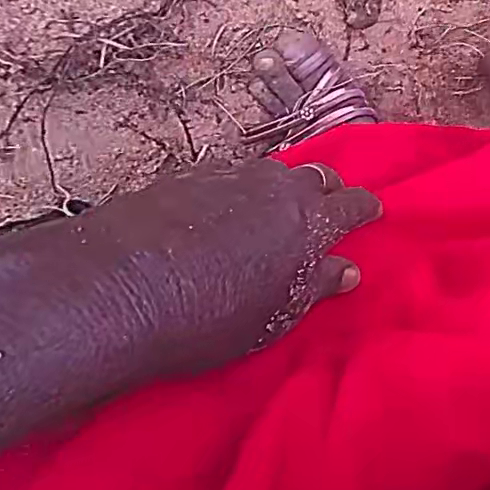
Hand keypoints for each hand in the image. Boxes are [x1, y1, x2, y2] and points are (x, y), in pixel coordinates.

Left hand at [0, 159, 382, 377]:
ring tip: (273, 210)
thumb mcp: (276, 316)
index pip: (353, 204)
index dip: (366, 208)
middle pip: (317, 177)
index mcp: (309, 221)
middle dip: (329, 190)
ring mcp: (231, 176)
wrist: (116, 289)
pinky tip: (220, 212)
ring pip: (272, 172)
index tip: (373, 212)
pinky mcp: (188, 176)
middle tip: (328, 207)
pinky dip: (239, 191)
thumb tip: (348, 269)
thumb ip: (318, 286)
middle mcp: (277, 187)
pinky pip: (229, 177)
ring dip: (282, 188)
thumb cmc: (210, 316)